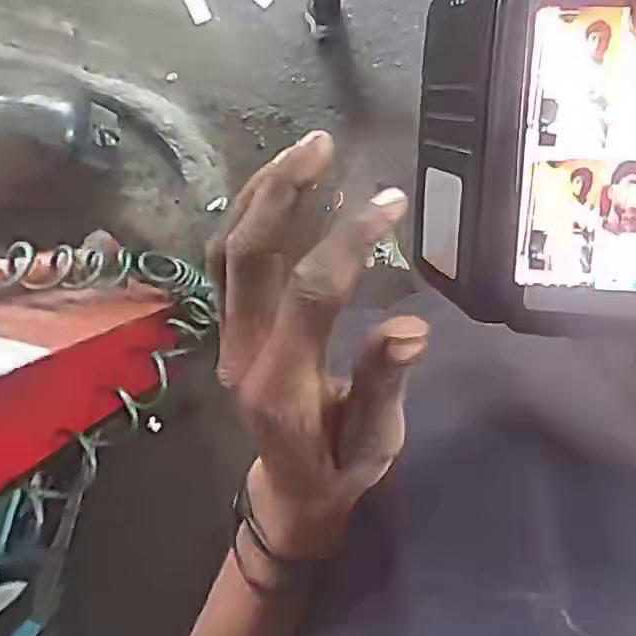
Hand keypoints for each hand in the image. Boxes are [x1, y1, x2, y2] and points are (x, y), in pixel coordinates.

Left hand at [207, 131, 429, 557]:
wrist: (290, 492)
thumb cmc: (341, 468)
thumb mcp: (376, 442)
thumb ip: (384, 385)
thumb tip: (409, 328)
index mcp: (284, 382)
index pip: (311, 293)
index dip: (350, 240)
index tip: (391, 201)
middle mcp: (243, 350)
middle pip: (248, 255)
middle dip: (283, 192)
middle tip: (322, 143)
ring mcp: (228, 335)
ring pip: (227, 249)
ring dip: (261, 192)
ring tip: (303, 150)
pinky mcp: (229, 325)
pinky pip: (225, 259)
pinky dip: (248, 213)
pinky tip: (279, 185)